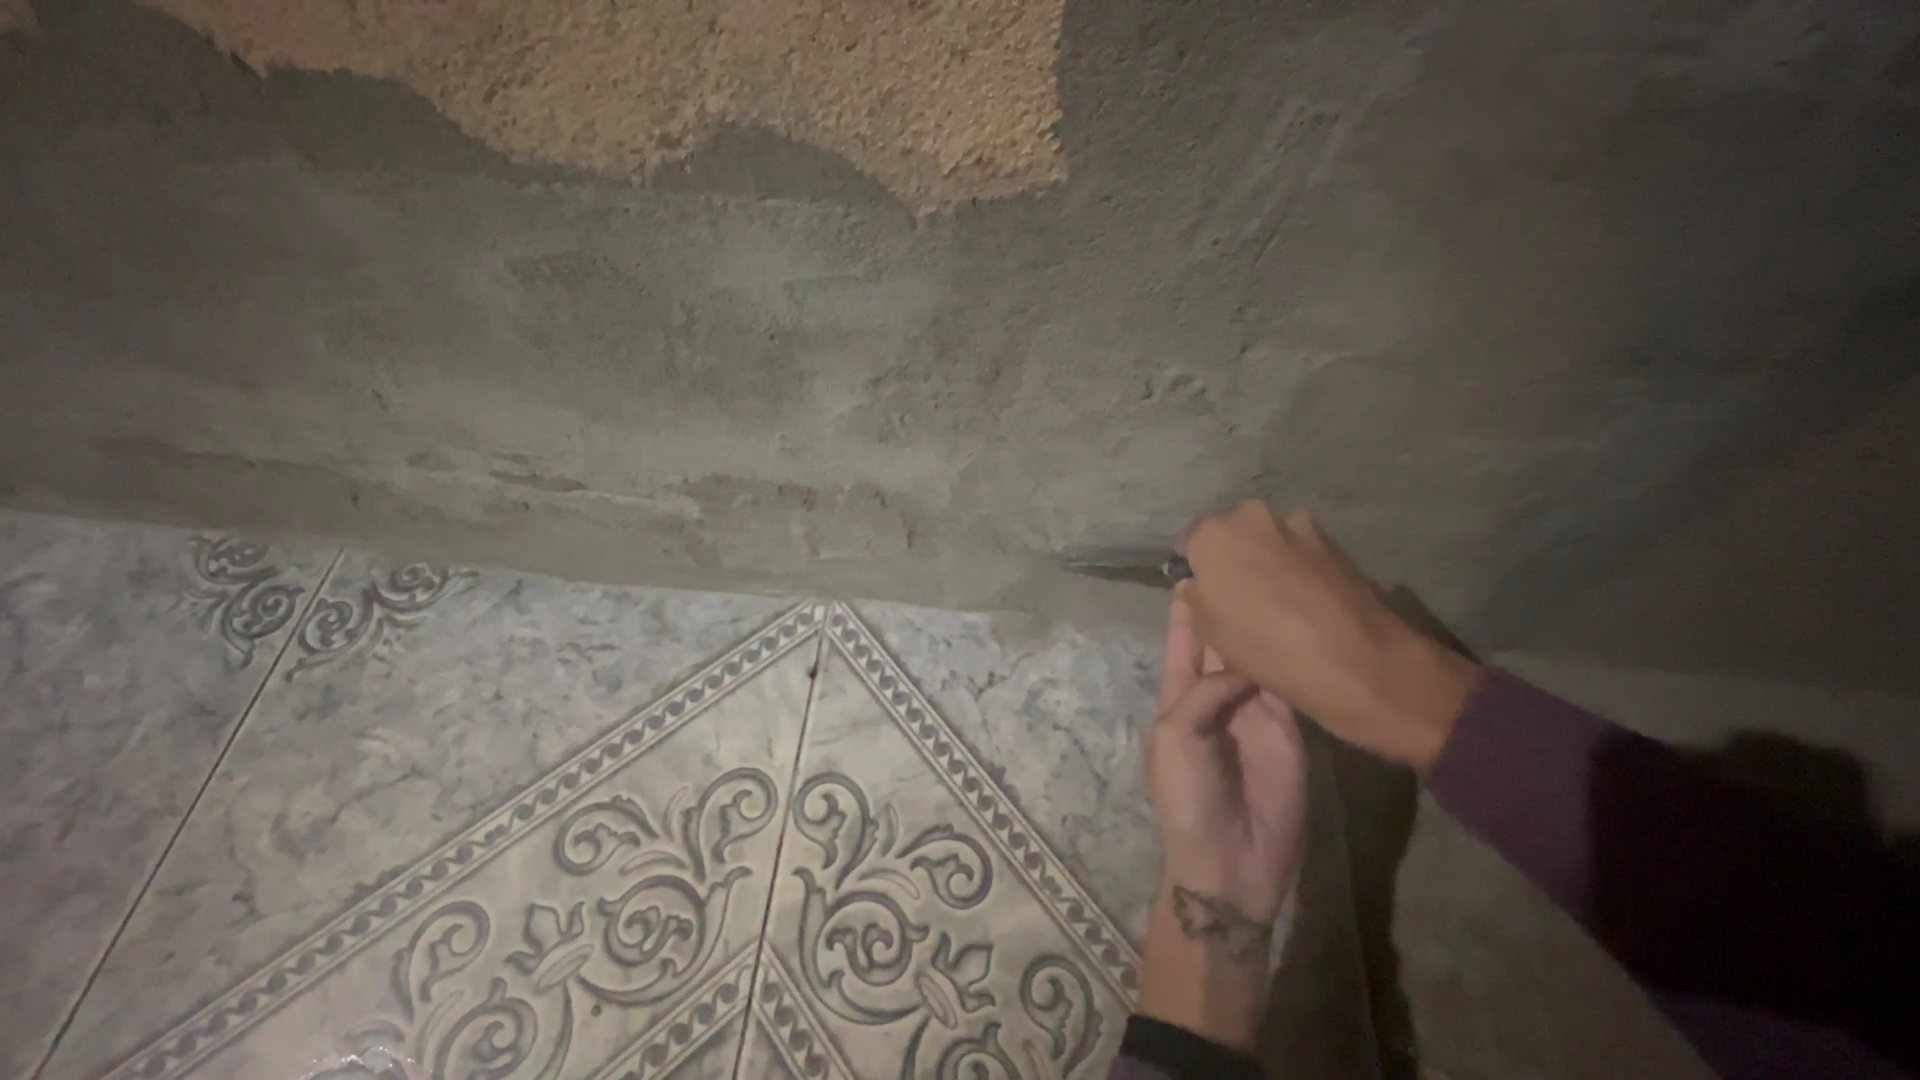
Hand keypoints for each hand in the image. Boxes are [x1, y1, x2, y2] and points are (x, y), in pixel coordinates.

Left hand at [1147, 586, 1307, 921]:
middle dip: (1227, 608)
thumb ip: (1203, 691)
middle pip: (1223, 643)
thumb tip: (1243, 662)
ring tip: (1272, 583)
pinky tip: (1299, 625)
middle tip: (1241, 562)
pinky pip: (1289, 685)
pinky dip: (1291, 658)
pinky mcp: (1290, 728)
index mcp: (1179, 698)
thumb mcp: (1175, 737)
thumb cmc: (1187, 796)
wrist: (1232, 861)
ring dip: (1261, 627)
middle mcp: (1217, 697)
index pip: (1184, 644)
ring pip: (1257, 658)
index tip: (1195, 569)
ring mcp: (1255, 711)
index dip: (1188, 611)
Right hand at [1182, 500, 1482, 769]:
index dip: (1196, 569)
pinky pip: (1303, 555)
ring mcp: (1300, 526)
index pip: (1190, 542)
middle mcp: (1253, 516)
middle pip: (1233, 536)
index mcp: (1213, 534)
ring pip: (1271, 543)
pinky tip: (1308, 606)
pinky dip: (1301, 572)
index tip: (1205, 596)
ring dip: (1270, 564)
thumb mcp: (1208, 632)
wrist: (1354, 658)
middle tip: (1240, 600)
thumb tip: (1199, 584)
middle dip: (1234, 560)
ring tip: (1280, 604)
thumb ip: (1196, 598)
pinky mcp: (1336, 543)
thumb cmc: (1264, 644)